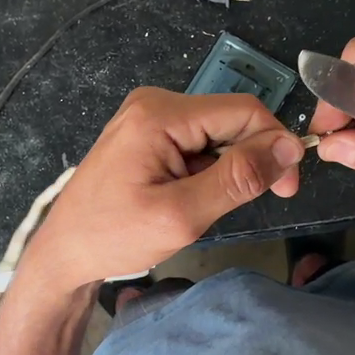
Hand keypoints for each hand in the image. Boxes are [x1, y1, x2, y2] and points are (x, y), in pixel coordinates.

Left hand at [21, 89, 303, 292]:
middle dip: (249, 158)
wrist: (64, 252)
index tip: (286, 189)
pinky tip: (189, 195)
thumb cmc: (115, 236)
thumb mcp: (182, 214)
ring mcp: (148, 115)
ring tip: (202, 205)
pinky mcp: (146, 132)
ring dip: (225, 167)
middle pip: (230, 118)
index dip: (275, 144)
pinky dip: (205, 168)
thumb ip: (237, 178)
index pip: (243, 110)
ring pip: (216, 132)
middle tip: (246, 204)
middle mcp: (155, 102)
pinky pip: (195, 141)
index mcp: (160, 113)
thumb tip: (291, 146)